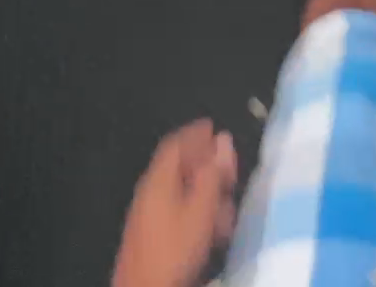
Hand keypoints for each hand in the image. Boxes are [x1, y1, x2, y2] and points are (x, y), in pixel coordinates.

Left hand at [112, 120, 239, 286]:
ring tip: (225, 201)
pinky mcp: (150, 234)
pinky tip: (210, 223)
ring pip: (180, 189)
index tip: (215, 128)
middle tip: (229, 170)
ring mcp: (147, 213)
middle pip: (178, 165)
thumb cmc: (175, 247)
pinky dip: (195, 207)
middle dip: (206, 164)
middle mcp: (149, 190)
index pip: (175, 142)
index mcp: (158, 178)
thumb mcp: (201, 207)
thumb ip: (213, 172)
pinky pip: (175, 209)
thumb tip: (223, 139)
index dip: (196, 132)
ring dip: (204, 189)